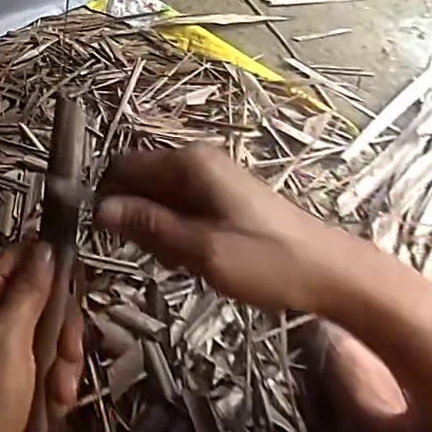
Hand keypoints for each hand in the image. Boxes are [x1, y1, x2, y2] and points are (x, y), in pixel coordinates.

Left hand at [0, 243, 84, 431]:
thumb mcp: (9, 335)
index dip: (50, 266)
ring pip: (57, 331)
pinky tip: (56, 402)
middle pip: (48, 295)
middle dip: (63, 327)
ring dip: (66, 361)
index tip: (70, 286)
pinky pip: (57, 363)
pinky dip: (62, 382)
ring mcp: (14, 345)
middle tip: (65, 351)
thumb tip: (45, 246)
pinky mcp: (28, 375)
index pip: (23, 255)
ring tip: (58, 387)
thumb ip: (30, 289)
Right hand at [95, 145, 377, 315]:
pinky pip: (181, 205)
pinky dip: (177, 229)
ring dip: (158, 227)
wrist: (332, 273)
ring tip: (179, 261)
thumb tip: (99, 209)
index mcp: (187, 162)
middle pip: (141, 180)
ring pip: (160, 196)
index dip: (108, 196)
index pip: (124, 166)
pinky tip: (195, 257)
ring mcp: (211, 175)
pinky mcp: (223, 194)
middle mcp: (195, 158)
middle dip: (136, 216)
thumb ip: (149, 225)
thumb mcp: (201, 249)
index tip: (106, 234)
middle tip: (155, 255)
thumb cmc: (265, 260)